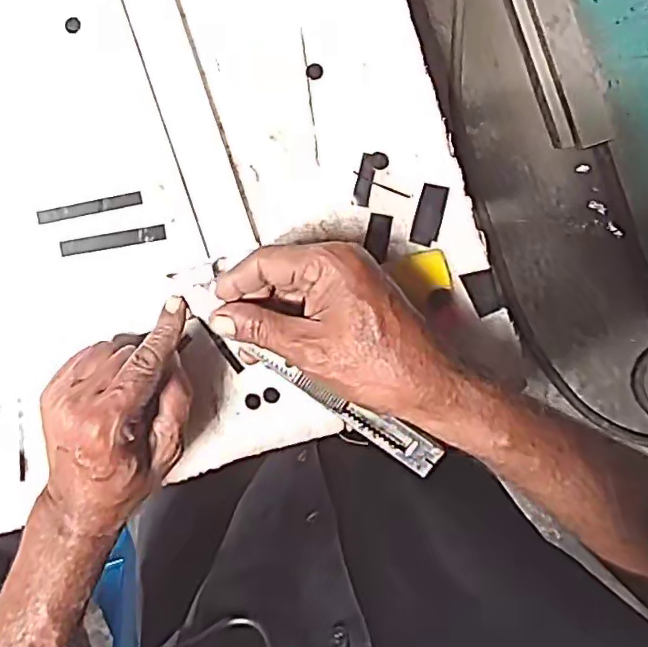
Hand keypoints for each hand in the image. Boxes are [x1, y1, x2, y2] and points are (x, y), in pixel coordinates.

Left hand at [37, 297, 192, 539]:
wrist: (78, 503)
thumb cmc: (118, 485)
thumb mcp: (166, 452)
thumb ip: (177, 400)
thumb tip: (174, 360)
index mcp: (105, 422)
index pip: (143, 363)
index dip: (164, 333)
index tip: (174, 310)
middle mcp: (77, 405)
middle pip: (127, 352)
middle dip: (148, 361)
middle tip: (153, 390)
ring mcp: (60, 396)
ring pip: (107, 347)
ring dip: (126, 360)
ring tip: (129, 394)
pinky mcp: (52, 390)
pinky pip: (87, 354)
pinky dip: (105, 363)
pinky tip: (110, 388)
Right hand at [210, 243, 477, 428]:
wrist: (427, 385)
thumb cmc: (389, 366)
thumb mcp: (307, 349)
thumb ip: (260, 329)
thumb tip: (230, 318)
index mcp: (330, 263)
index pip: (265, 261)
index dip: (235, 283)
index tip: (219, 300)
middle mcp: (342, 261)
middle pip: (278, 270)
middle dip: (252, 299)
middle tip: (232, 323)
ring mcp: (350, 275)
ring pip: (292, 285)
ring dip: (270, 310)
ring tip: (255, 338)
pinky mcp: (354, 292)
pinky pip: (311, 294)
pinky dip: (291, 315)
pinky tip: (280, 338)